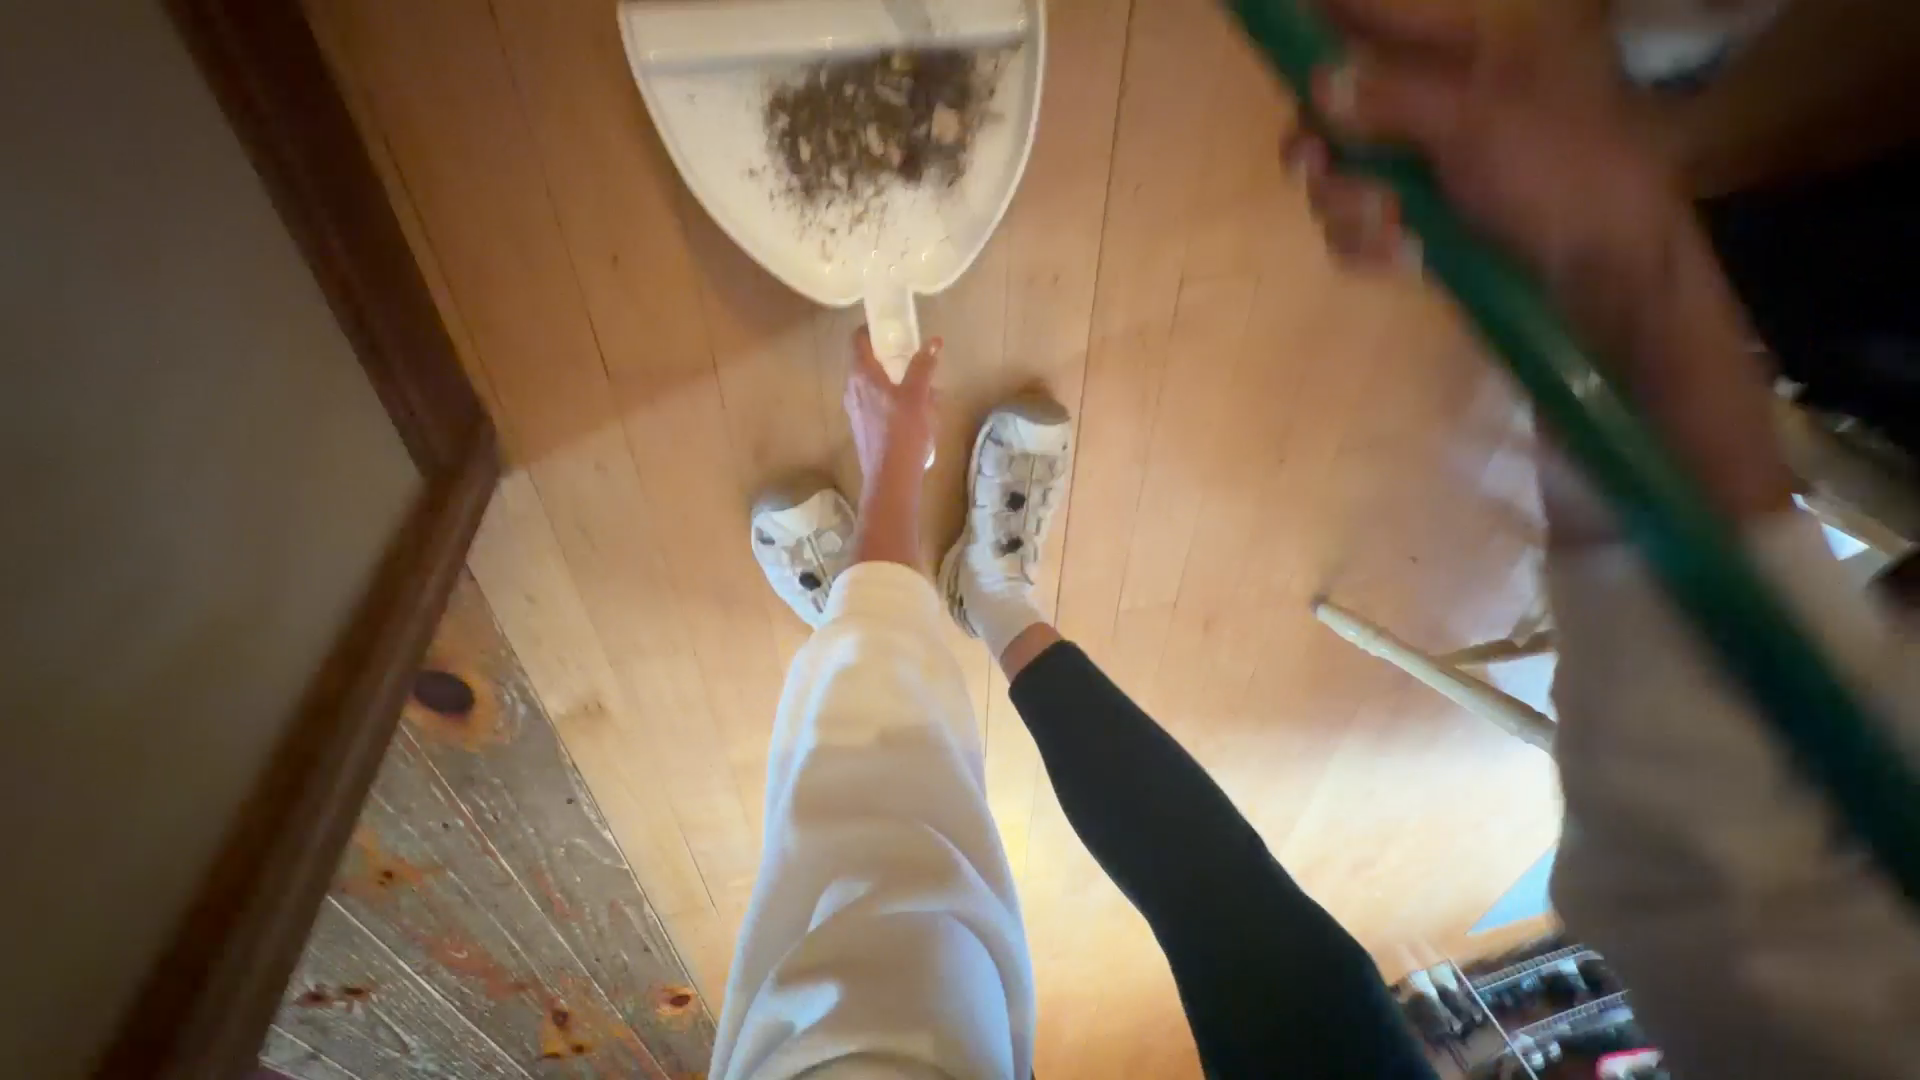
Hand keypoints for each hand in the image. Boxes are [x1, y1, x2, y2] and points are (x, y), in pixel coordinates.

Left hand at [845, 326, 939, 482]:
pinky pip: (878, 407)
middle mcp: (852, 390)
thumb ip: (924, 366)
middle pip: (869, 363)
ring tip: (926, 393)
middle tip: (917, 361)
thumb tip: (933, 341)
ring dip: (898, 385)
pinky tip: (918, 418)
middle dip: (894, 360)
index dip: (873, 329)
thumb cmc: (903, 432)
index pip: (858, 339)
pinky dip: (895, 404)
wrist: (891, 478)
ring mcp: (856, 411)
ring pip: (875, 387)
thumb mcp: (918, 395)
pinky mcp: (864, 429)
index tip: (894, 328)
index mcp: (861, 375)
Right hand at [1285, 0, 1678, 304]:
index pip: (1384, 17)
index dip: (1332, 16)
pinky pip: (1354, 230)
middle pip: (1333, 113)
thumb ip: (1392, 99)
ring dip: (1350, 210)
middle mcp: (1430, 106)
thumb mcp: (1477, 121)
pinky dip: (1370, 247)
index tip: (1287, 14)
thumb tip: (1316, 81)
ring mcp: (1417, 168)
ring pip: (1335, 180)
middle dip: (1319, 151)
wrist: (1597, 261)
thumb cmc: (1557, 170)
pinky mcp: (1410, 221)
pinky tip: (1404, 257)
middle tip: (1313, 169)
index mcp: (1463, 54)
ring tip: (1392, 229)